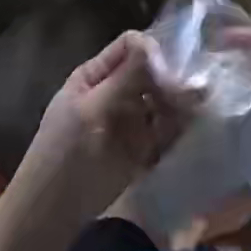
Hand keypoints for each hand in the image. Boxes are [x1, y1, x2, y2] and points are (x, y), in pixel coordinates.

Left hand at [16, 31, 190, 218]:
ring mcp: (131, 119)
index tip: (168, 72)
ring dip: (180, 102)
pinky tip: (193, 128)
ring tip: (195, 112)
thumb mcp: (90, 109)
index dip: (152, 52)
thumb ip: (122, 80)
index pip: (130, 46)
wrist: (55, 206)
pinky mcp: (144, 147)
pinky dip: (181, 127)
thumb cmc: (63, 151)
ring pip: (164, 100)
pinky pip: (168, 129)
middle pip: (152, 72)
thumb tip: (151, 44)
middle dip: (172, 78)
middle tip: (192, 94)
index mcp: (95, 75)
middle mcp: (116, 91)